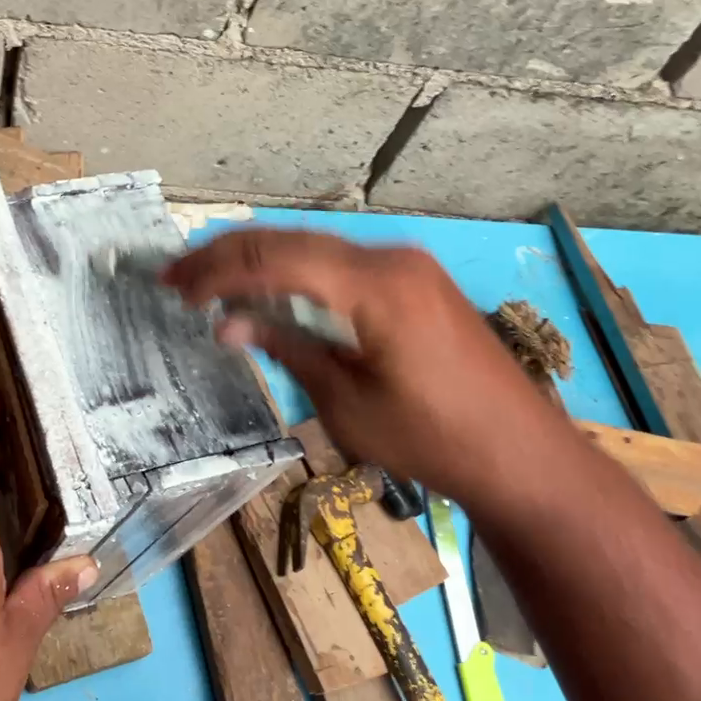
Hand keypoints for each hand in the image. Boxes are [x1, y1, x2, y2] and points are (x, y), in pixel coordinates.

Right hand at [164, 229, 569, 506]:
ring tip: (203, 277)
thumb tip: (226, 323)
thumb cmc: (434, 441)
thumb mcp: (347, 403)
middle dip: (227, 257)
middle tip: (175, 276)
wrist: (526, 458)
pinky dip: (292, 271)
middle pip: (291, 241)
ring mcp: (406, 265)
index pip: (277, 260)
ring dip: (256, 261)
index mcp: (377, 287)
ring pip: (311, 246)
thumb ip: (287, 348)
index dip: (219, 272)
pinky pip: (337, 262)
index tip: (176, 290)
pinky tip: (262, 286)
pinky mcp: (412, 280)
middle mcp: (391, 259)